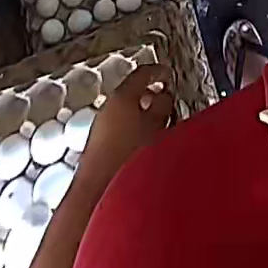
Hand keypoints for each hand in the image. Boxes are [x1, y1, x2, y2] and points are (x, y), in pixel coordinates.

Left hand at [76, 64, 174, 183]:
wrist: (98, 195)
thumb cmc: (130, 155)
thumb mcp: (157, 124)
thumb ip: (163, 105)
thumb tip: (165, 95)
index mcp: (122, 97)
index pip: (142, 73)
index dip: (159, 72)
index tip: (169, 75)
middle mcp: (108, 109)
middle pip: (134, 93)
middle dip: (152, 96)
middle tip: (169, 101)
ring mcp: (101, 130)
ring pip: (128, 113)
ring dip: (144, 115)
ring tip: (163, 126)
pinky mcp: (99, 150)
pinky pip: (122, 130)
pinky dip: (135, 130)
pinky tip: (148, 146)